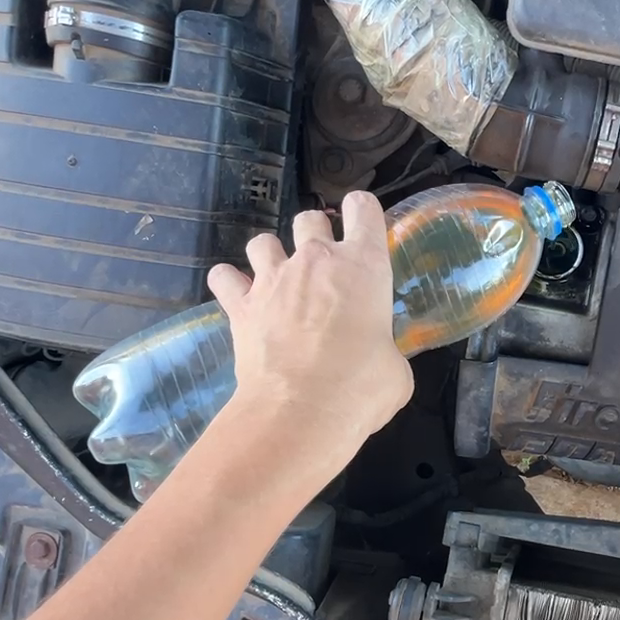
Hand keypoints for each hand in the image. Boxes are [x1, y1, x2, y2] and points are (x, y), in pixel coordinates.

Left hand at [208, 191, 413, 447]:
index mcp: (365, 265)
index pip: (364, 209)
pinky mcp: (240, 304)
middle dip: (315, 234)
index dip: (363, 213)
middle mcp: (317, 260)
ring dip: (271, 255)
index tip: (363, 229)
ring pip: (263, 240)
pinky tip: (239, 298)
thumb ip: (386, 350)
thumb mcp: (396, 368)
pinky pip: (223, 276)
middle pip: (310, 218)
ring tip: (278, 280)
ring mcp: (273, 279)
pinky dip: (230, 284)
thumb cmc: (363, 386)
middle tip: (323, 267)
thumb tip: (381, 362)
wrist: (302, 410)